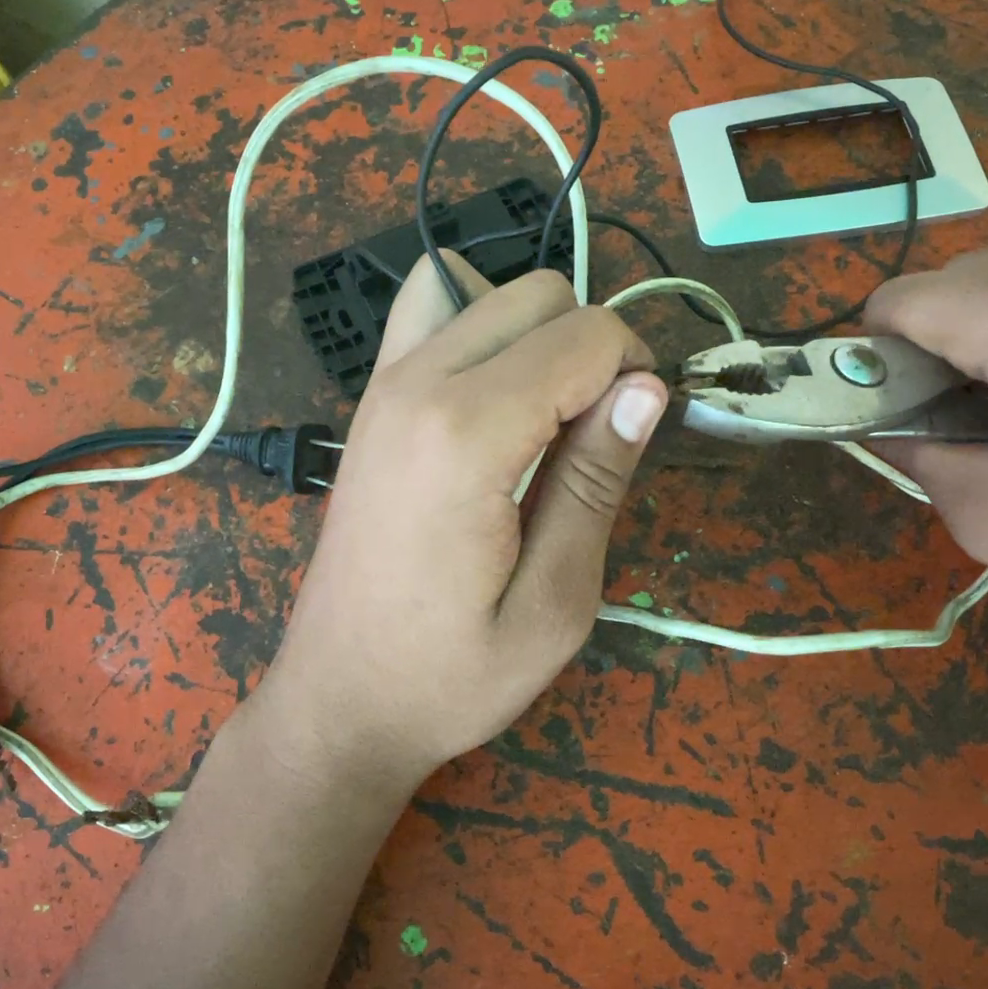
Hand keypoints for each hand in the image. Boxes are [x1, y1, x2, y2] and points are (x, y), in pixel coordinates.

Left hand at [242, 253, 664, 791]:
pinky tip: (492, 404)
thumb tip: (647, 387)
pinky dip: (480, 332)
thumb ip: (596, 482)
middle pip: (538, 296)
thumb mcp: (553, 603)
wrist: (340, 697)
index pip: (585, 336)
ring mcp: (382, 384)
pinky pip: (432, 315)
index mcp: (466, 434)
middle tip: (596, 438)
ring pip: (485, 291)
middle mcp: (416, 383)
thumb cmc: (451, 674)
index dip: (635, 374)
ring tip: (544, 421)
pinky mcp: (370, 401)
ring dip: (536, 337)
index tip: (636, 438)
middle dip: (590, 347)